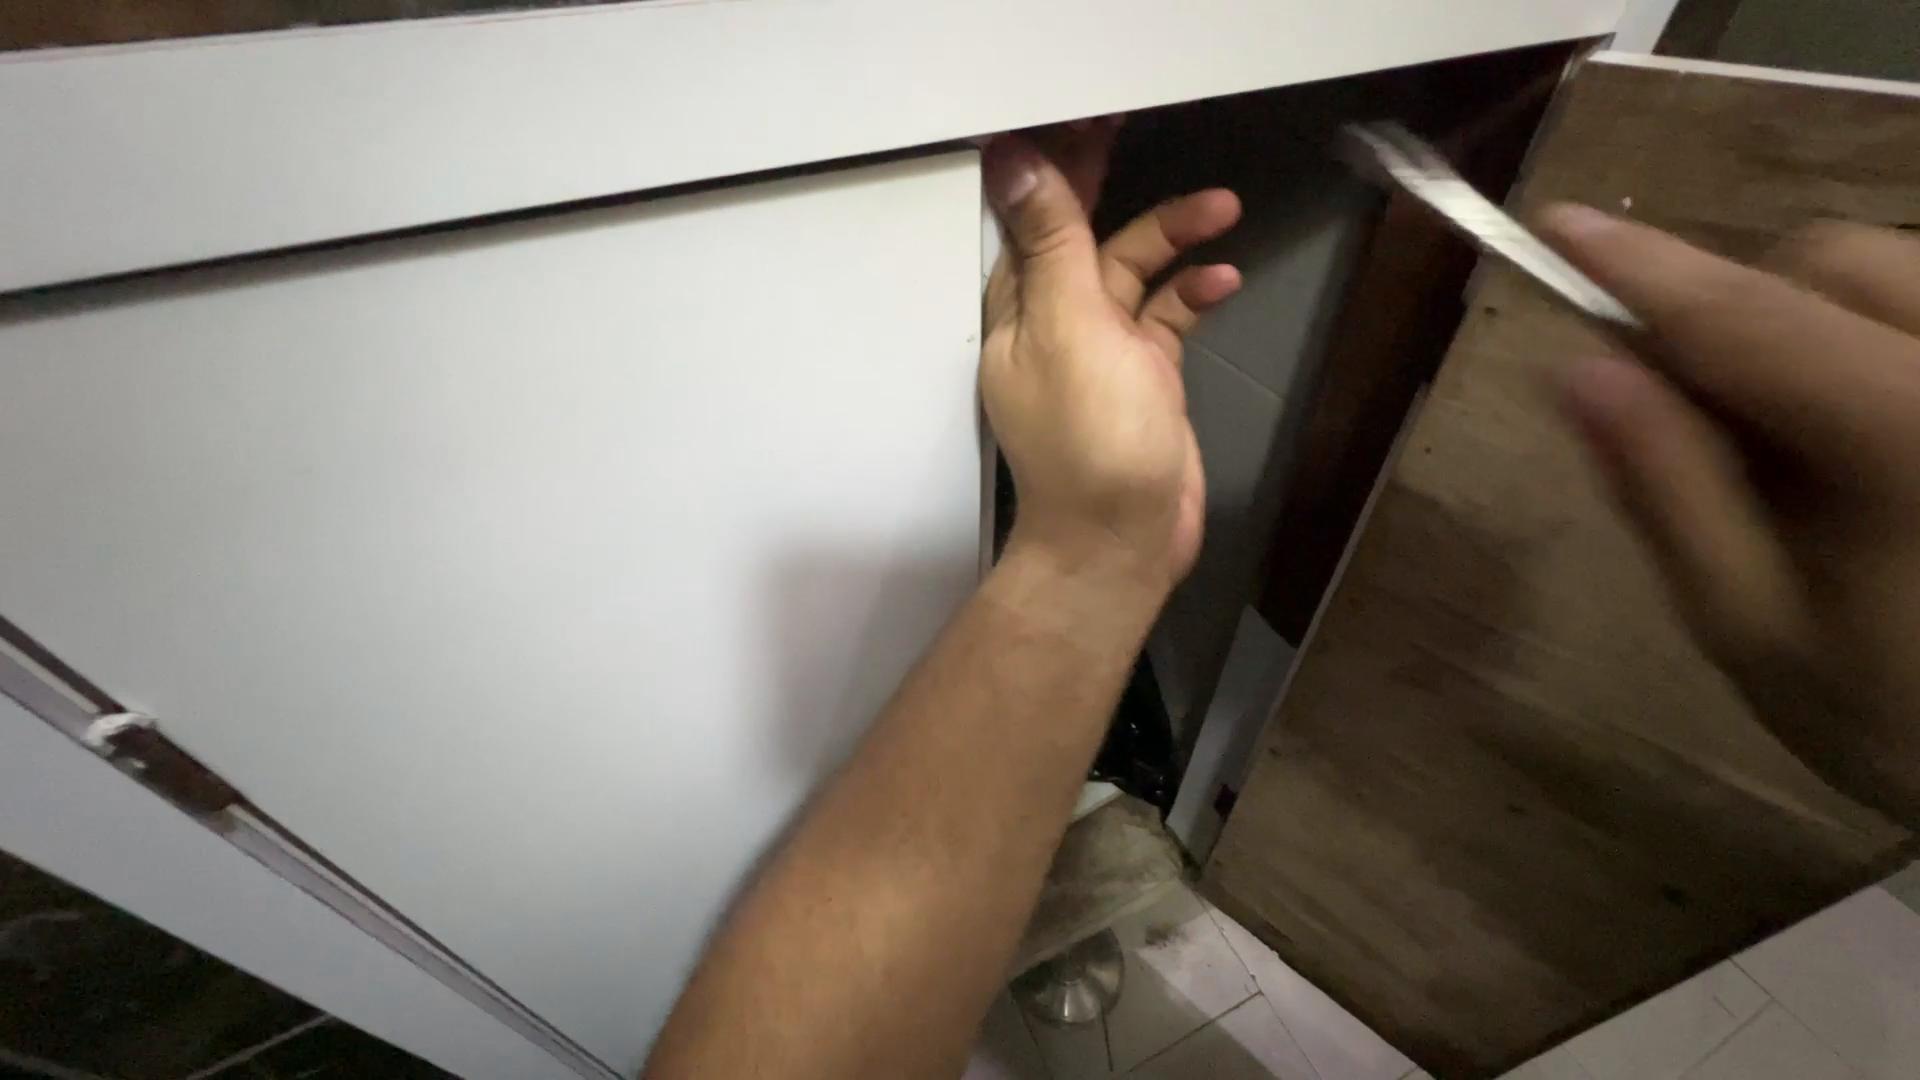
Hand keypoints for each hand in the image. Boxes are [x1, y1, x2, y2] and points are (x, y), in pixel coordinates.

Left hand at [981, 123, 1241, 588]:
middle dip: (1114, 193)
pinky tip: (1223, 281)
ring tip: (1222, 208)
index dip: (1057, 174)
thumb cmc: (1091, 439)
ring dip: (1172, 241)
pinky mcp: (1143, 380)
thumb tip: (1013, 165)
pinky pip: (1164, 320)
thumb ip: (1052, 247)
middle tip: (1149, 140)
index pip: (1032, 226)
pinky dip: (1191, 296)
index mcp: (1019, 315)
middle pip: (1084, 244)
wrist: (1122, 536)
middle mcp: (1052, 329)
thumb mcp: (1070, 328)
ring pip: (1132, 278)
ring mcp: (1101, 355)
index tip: (1093, 126)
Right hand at [1541, 207, 1919, 826]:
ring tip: (1786, 437)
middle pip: (1835, 261)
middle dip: (1735, 307)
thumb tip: (1582, 373)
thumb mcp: (1744, 621)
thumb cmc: (1907, 721)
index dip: (1638, 268)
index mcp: (1913, 440)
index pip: (1746, 319)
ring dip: (1802, 322)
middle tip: (1684, 402)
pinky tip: (1859, 439)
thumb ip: (1667, 488)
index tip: (1555, 223)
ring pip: (1896, 272)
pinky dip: (1865, 343)